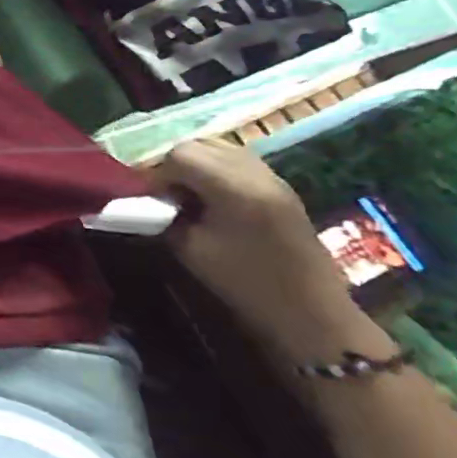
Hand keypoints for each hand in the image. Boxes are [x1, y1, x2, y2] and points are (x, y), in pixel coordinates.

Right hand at [147, 139, 382, 360]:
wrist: (310, 312)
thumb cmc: (245, 283)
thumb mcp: (189, 249)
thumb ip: (163, 216)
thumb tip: (145, 200)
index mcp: (234, 188)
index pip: (180, 155)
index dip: (156, 172)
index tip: (148, 197)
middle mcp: (256, 174)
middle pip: (198, 145)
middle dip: (172, 164)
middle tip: (164, 193)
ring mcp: (273, 178)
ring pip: (219, 147)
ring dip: (194, 163)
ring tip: (185, 192)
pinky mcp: (280, 187)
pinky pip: (238, 160)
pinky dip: (215, 168)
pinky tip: (210, 195)